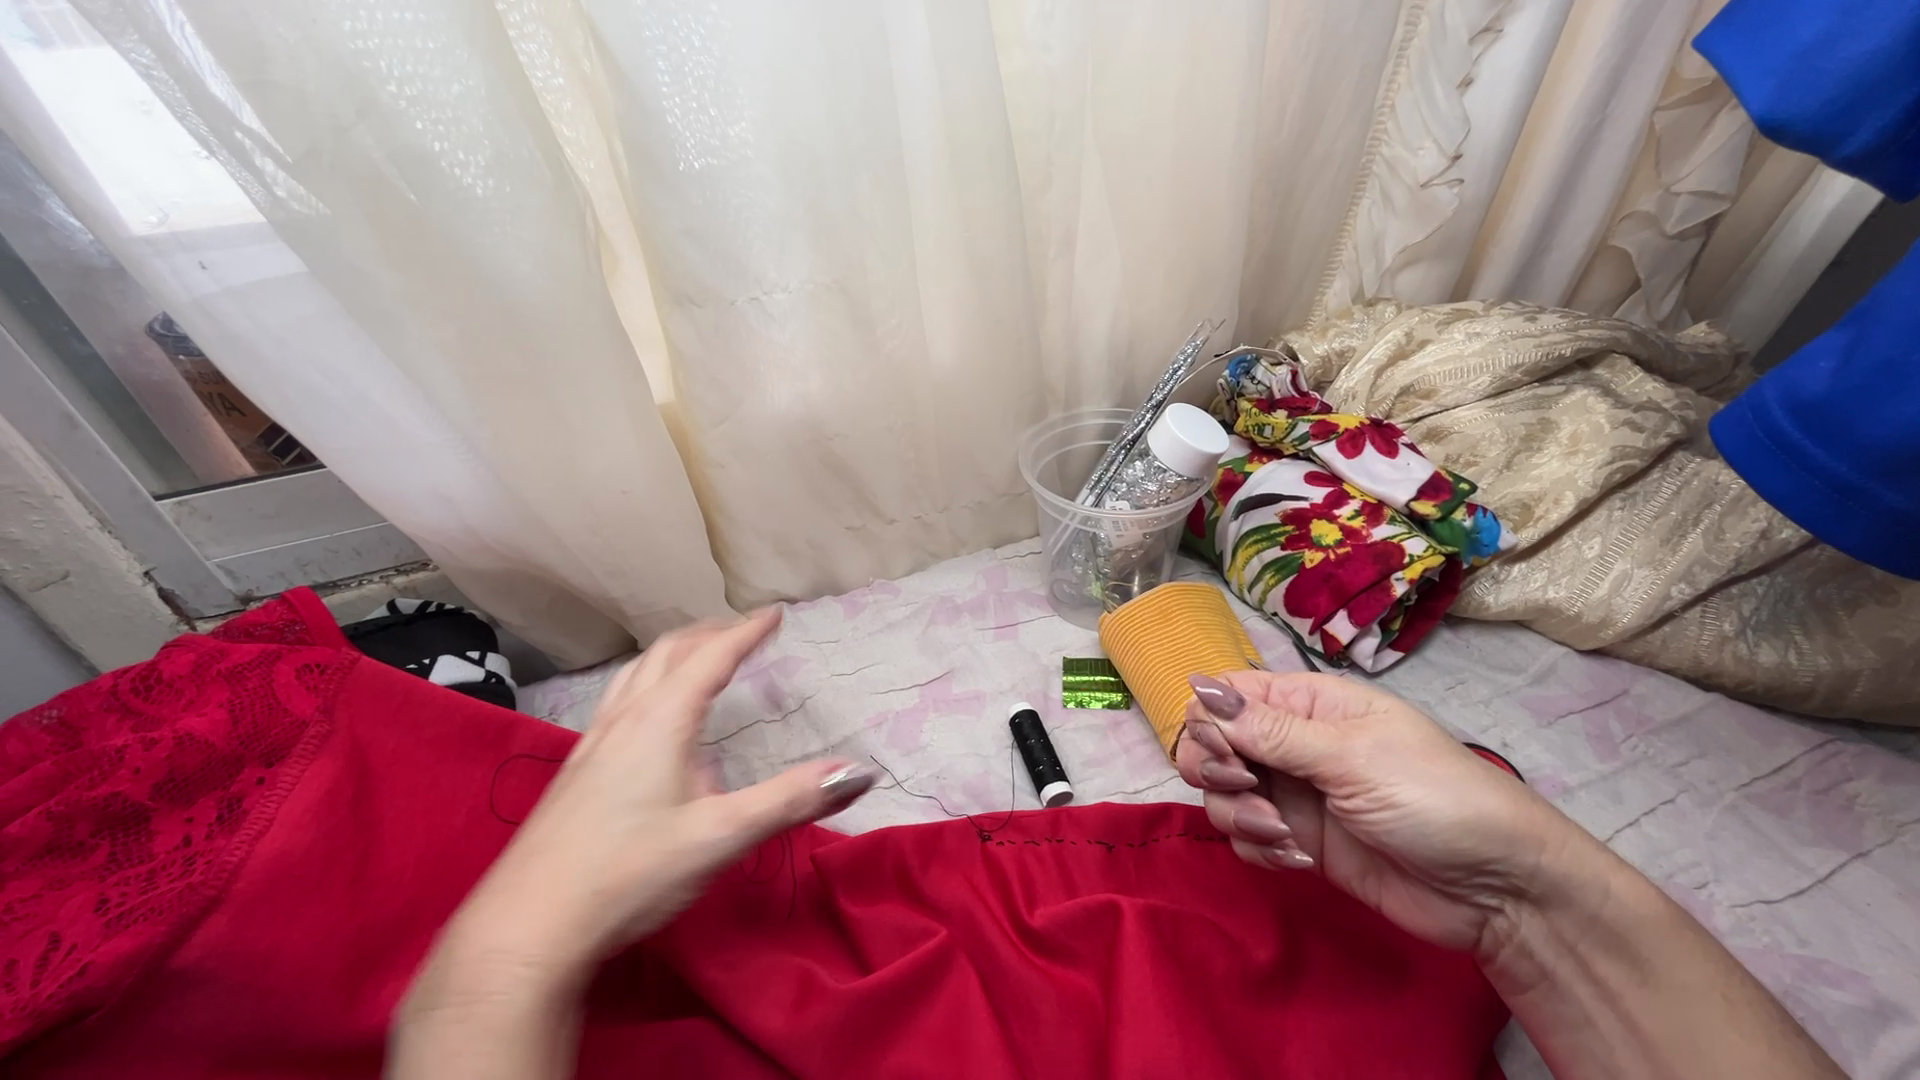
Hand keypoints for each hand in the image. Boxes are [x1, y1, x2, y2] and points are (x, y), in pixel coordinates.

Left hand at [447, 609, 878, 974]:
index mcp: (661, 721)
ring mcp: (592, 744)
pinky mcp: (576, 772)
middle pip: (668, 654)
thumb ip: (792, 800)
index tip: (775, 613)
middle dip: (710, 634)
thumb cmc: (631, 874)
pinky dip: (646, 683)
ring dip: (673, 654)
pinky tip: (648, 720)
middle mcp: (624, 719)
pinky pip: (617, 701)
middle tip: (743, 630)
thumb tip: (860, 771)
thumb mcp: (723, 837)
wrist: (527, 929)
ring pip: (635, 674)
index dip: (747, 632)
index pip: (711, 658)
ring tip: (698, 656)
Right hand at [1175, 671, 1593, 954]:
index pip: (1225, 694)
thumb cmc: (1432, 797)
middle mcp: (1288, 743)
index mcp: (1305, 704)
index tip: (1227, 751)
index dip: (1208, 719)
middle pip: (1211, 743)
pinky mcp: (1296, 841)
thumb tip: (1198, 685)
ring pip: (1222, 793)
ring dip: (1239, 814)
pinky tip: (1297, 859)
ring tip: (1285, 836)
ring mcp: (1292, 794)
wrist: (1496, 890)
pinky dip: (1257, 847)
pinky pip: (1244, 836)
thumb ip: (1269, 730)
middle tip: (1251, 789)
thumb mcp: (1350, 755)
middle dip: (1216, 769)